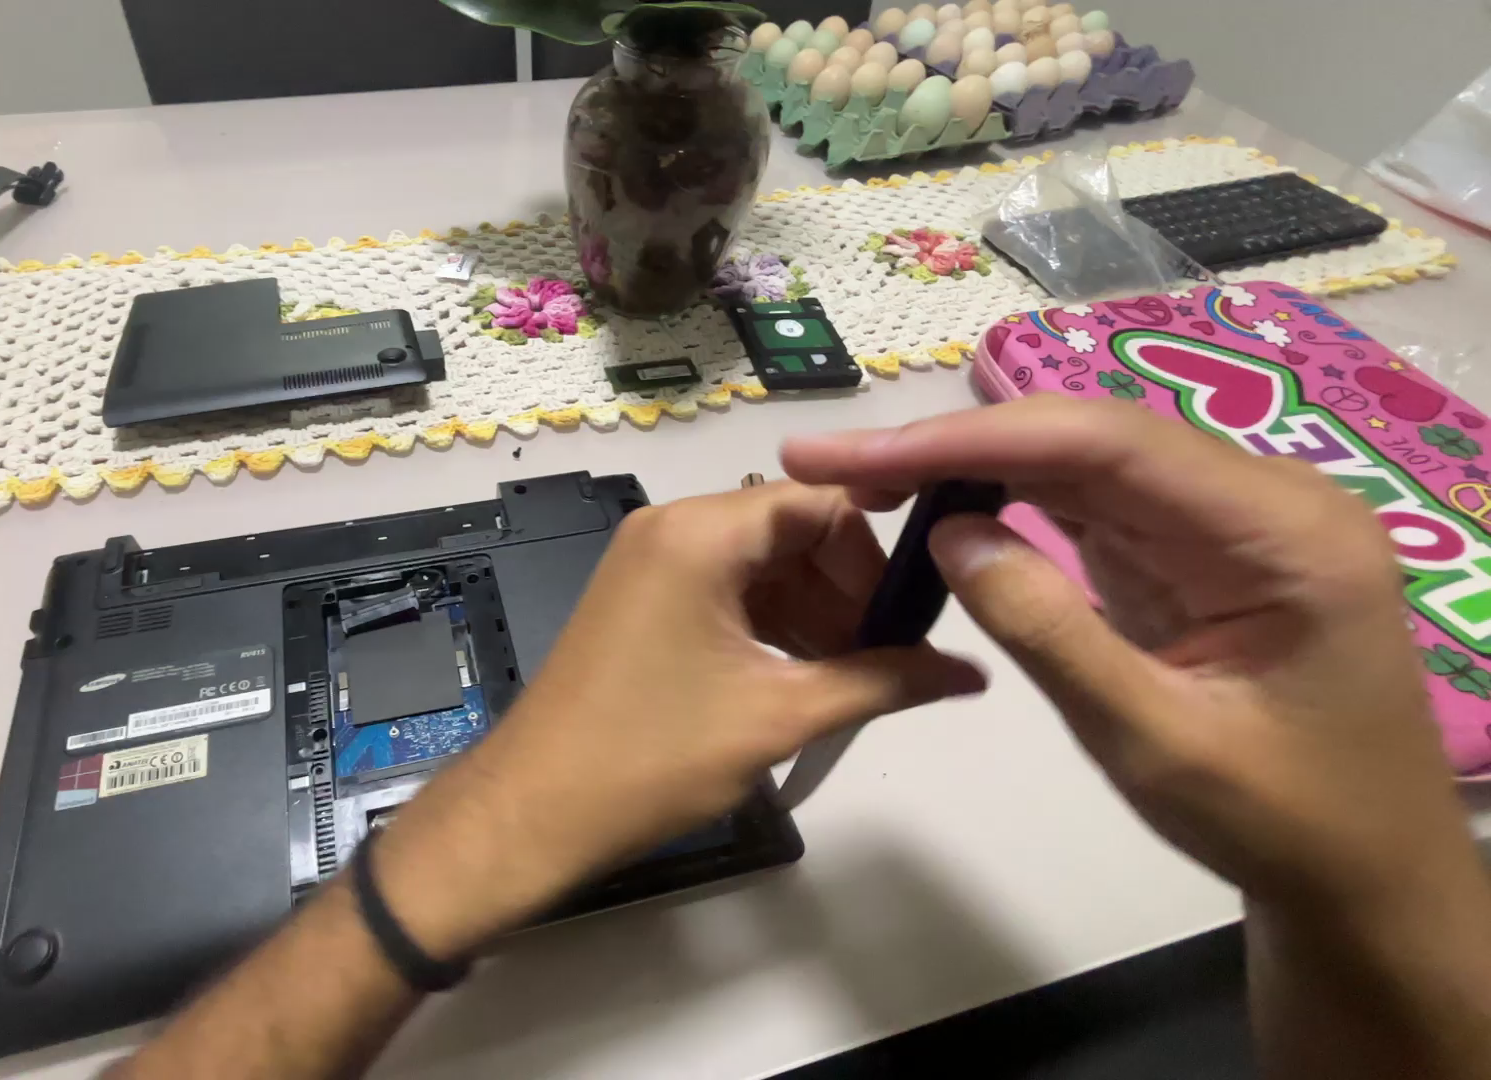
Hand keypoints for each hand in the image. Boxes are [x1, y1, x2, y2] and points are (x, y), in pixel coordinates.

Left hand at [369, 481, 984, 958]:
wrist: (537, 805)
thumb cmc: (654, 754)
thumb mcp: (780, 714)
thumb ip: (884, 682)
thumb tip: (971, 673)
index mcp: (698, 531)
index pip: (817, 503)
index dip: (874, 554)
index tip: (910, 616)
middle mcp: (667, 527)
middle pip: (785, 530)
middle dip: (842, 589)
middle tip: (883, 657)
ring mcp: (645, 561)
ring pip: (754, 563)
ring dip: (807, 609)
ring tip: (845, 676)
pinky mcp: (636, 597)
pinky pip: (717, 588)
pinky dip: (763, 620)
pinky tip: (793, 672)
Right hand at [783, 395, 1479, 915]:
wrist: (1353, 864)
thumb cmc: (1271, 814)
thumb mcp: (1147, 735)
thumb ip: (1046, 627)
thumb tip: (948, 533)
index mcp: (1276, 531)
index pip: (1099, 445)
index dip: (966, 441)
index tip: (858, 460)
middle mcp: (1250, 496)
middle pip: (1072, 435)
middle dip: (942, 444)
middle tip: (829, 462)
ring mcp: (1210, 513)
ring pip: (1061, 456)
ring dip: (955, 462)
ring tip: (860, 478)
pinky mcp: (1172, 539)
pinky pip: (1068, 493)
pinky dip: (987, 492)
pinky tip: (929, 498)